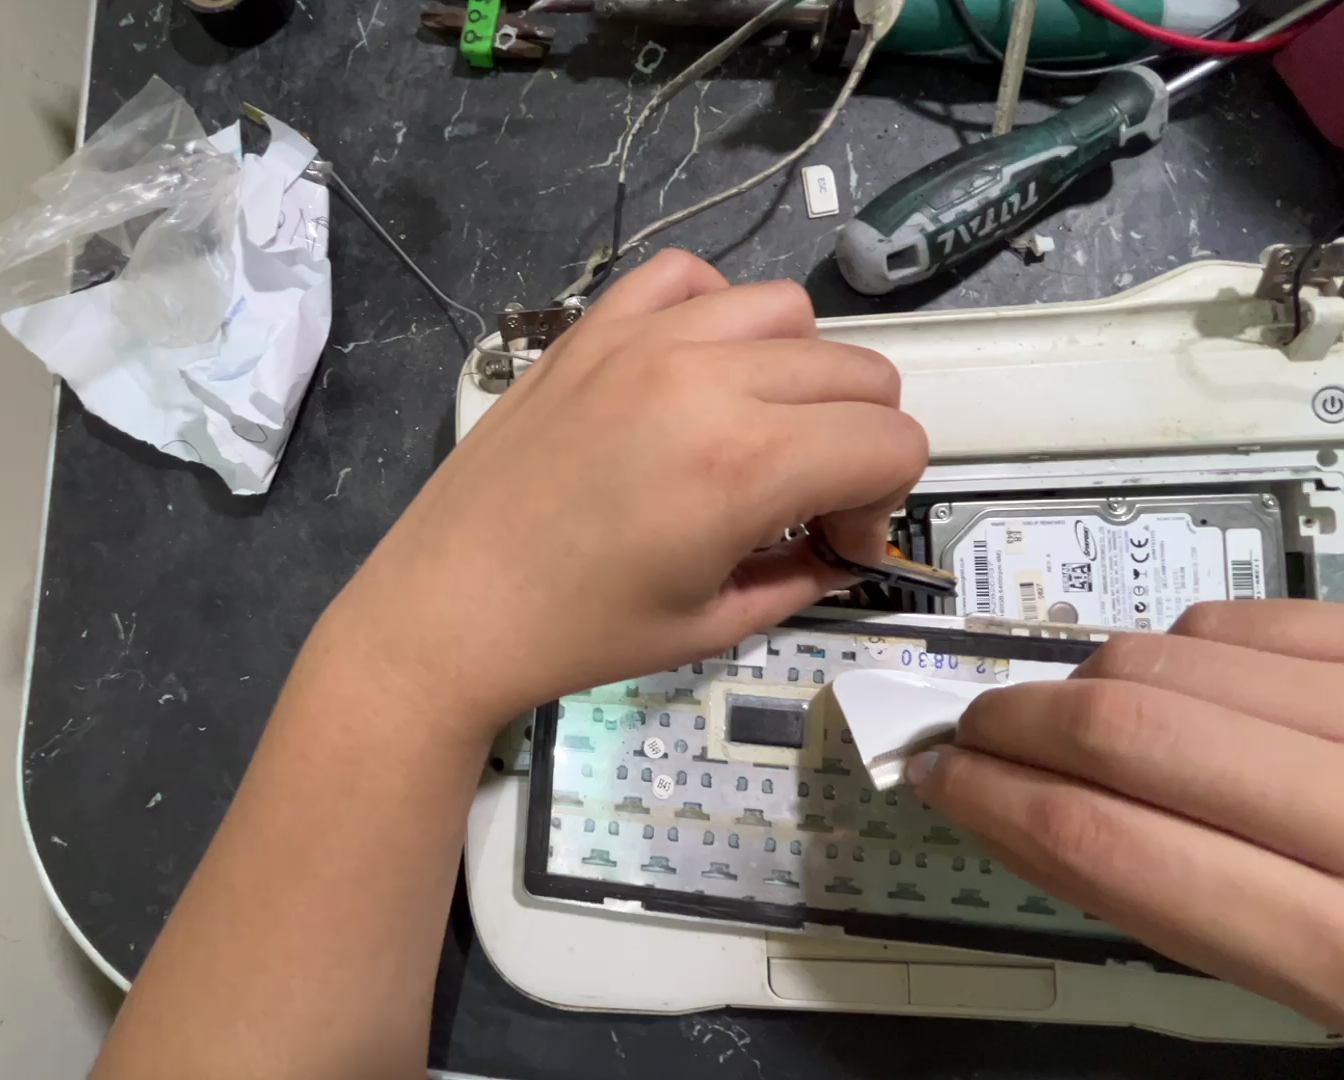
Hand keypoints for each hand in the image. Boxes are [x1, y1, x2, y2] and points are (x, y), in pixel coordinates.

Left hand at [320, 250, 925, 735]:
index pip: (894, 442)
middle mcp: (707, 377)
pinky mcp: (590, 329)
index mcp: (745, 462)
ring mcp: (642, 339)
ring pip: (787, 312)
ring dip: (798, 376)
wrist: (449, 606)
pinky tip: (693, 369)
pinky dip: (714, 314)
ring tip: (748, 431)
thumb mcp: (711, 627)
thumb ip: (803, 576)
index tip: (832, 542)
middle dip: (856, 442)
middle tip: (800, 500)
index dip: (883, 502)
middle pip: (859, 372)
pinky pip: (686, 279)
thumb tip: (843, 547)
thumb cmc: (576, 634)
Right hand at [909, 600, 1343, 1064]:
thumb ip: (1101, 870)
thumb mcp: (1248, 959)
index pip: (1104, 841)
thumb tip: (968, 781)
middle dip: (1007, 720)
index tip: (930, 772)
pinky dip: (1166, 651)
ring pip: (1150, 657)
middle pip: (1119, 730)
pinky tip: (1199, 691)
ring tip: (1095, 719)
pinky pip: (1215, 617)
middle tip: (972, 729)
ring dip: (1081, 685)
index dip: (987, 797)